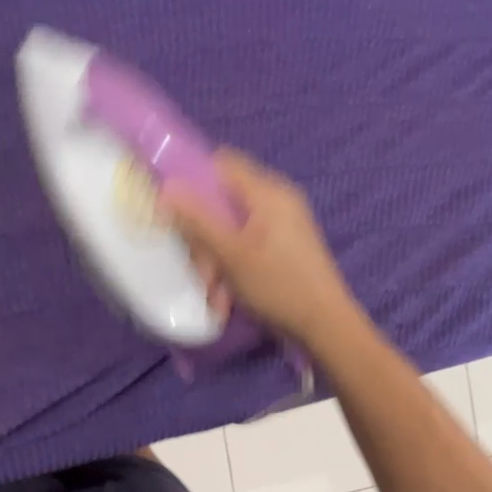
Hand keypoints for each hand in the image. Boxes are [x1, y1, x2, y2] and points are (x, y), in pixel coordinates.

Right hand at [160, 149, 364, 346]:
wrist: (326, 327)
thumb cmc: (278, 285)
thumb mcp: (231, 254)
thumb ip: (197, 219)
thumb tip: (165, 187)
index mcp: (268, 193)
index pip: (222, 164)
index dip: (192, 179)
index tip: (171, 208)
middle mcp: (277, 201)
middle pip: (222, 202)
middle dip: (203, 238)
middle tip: (198, 270)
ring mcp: (282, 225)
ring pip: (230, 230)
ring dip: (215, 263)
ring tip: (213, 295)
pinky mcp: (284, 248)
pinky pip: (246, 247)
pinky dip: (232, 269)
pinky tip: (226, 301)